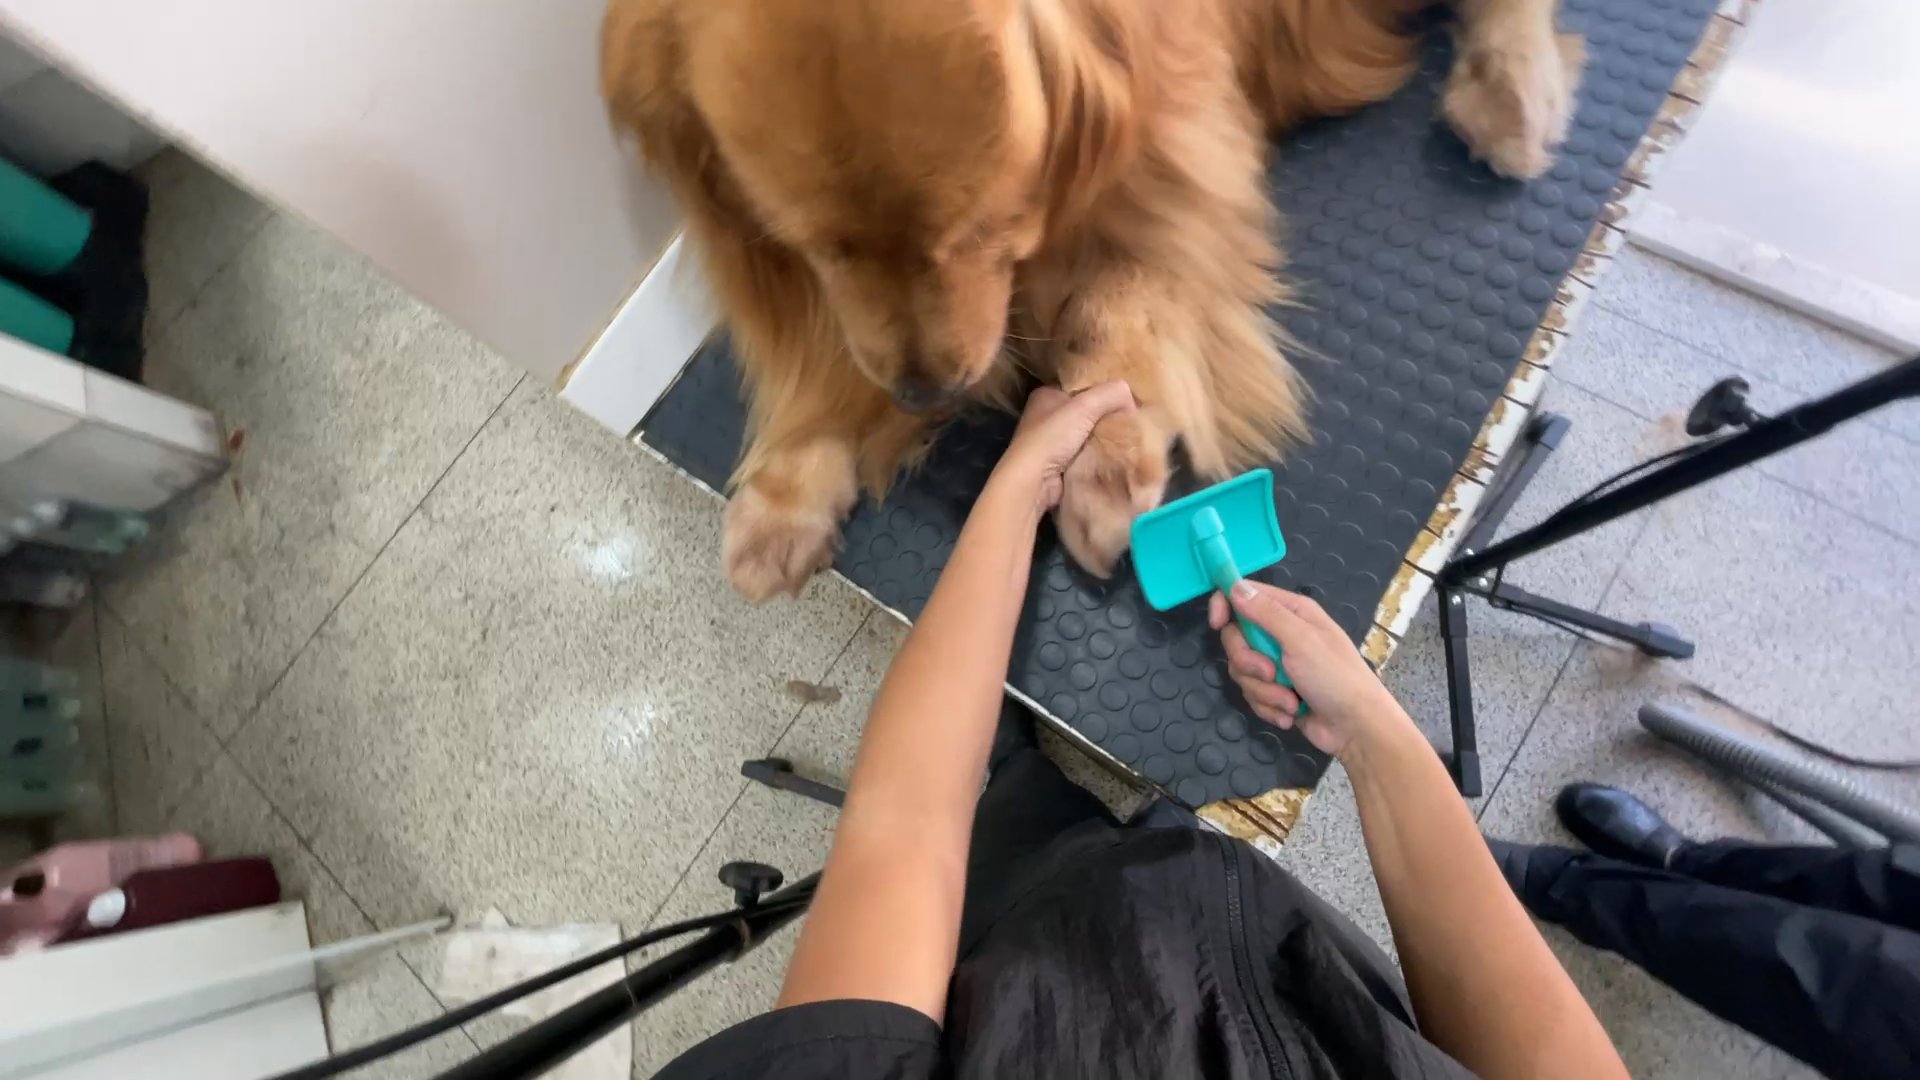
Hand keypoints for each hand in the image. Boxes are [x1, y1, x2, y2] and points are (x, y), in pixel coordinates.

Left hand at [990, 382, 1135, 512]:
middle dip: (1107, 416)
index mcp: (1047, 395)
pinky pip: (1086, 454)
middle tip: (1131, 419)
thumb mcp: (1085, 406)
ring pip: (1088, 434)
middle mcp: (1046, 416)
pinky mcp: (1058, 464)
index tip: (1126, 397)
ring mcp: (1052, 441)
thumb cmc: (1053, 437)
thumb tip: (1131, 397)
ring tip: (1128, 437)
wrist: (1033, 481)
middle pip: (1086, 411)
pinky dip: (1099, 455)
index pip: (1081, 386)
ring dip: (1105, 437)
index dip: (1103, 390)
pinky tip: (1116, 454)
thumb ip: (1111, 393)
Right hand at [1208, 582, 1411, 758]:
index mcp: (1291, 612)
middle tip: (1271, 674)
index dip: (1225, 606)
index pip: (1243, 595)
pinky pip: (1251, 693)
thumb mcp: (1301, 640)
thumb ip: (1266, 613)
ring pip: (1241, 670)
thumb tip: (1234, 586)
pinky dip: (1268, 706)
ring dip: (1263, 690)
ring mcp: (1276, 663)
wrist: (1357, 729)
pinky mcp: (1274, 690)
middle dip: (1248, 662)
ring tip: (1290, 701)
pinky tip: (1290, 713)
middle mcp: (1281, 633)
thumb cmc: (1336, 678)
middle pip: (1236, 637)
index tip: (1217, 625)